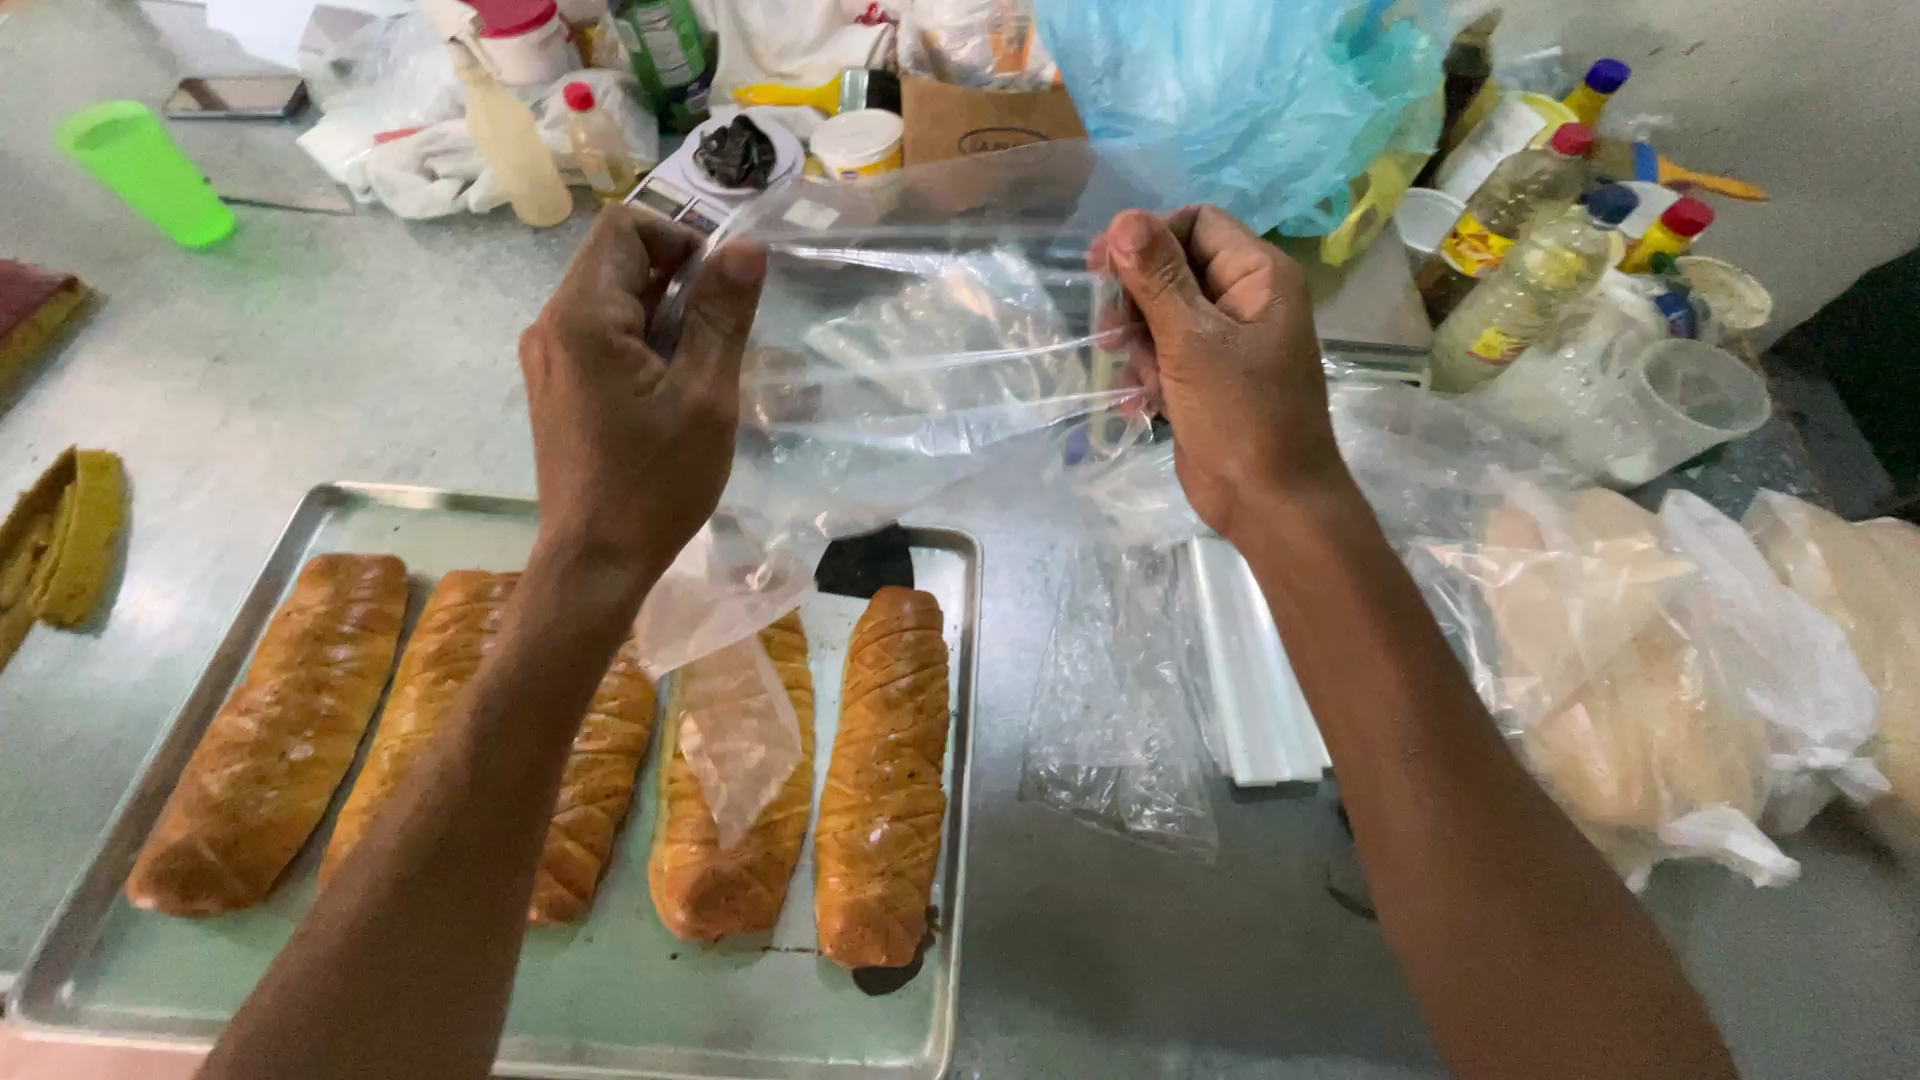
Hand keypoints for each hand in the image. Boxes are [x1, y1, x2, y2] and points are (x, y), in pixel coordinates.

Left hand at [519, 205, 766, 589]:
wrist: (598, 559)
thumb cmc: (657, 482)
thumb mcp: (706, 396)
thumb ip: (722, 316)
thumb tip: (747, 249)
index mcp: (582, 316)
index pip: (626, 226)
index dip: (683, 240)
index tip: (723, 291)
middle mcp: (552, 324)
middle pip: (618, 262)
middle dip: (679, 283)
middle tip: (722, 339)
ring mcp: (549, 358)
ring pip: (613, 302)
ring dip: (666, 318)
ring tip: (702, 373)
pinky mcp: (558, 386)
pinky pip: (603, 338)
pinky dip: (645, 345)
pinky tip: (672, 393)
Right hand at [1094, 206, 1347, 539]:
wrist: (1267, 500)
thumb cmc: (1240, 416)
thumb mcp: (1192, 342)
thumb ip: (1157, 279)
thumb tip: (1123, 219)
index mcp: (1258, 276)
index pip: (1195, 224)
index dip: (1147, 237)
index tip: (1101, 268)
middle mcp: (1244, 301)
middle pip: (1173, 269)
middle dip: (1136, 298)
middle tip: (1111, 333)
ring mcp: (1225, 343)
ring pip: (1162, 316)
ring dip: (1137, 341)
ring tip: (1132, 372)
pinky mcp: (1206, 380)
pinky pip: (1165, 356)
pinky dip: (1146, 372)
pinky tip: (1138, 401)